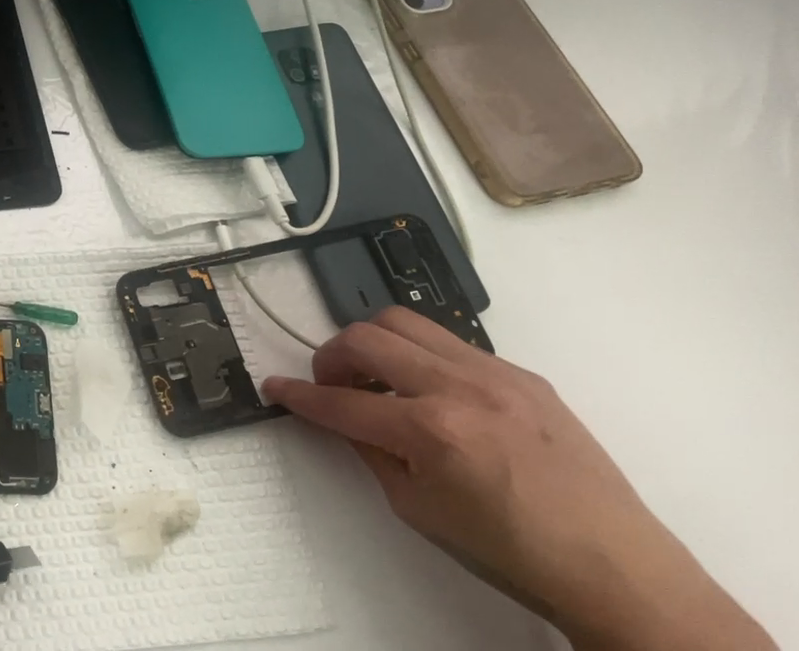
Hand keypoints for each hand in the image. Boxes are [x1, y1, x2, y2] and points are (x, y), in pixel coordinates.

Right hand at [264, 307, 770, 650]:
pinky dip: (422, 356)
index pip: (341, 401)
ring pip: (405, 322)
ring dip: (374, 343)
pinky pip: (452, 343)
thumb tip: (344, 419)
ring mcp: (496, 375)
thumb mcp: (417, 508)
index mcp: (432, 430)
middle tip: (330, 383)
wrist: (616, 568)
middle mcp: (460, 388)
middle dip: (330, 357)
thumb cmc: (511, 551)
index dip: (298, 395)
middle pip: (365, 339)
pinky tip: (431, 391)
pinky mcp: (524, 375)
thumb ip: (371, 451)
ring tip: (376, 376)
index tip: (274, 386)